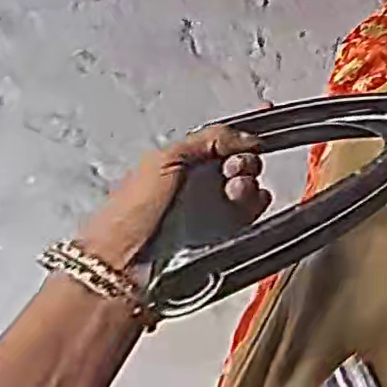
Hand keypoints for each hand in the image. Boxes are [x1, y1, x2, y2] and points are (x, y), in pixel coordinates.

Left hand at [74, 125, 271, 269]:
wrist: (119, 272)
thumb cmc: (124, 218)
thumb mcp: (163, 160)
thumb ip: (209, 138)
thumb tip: (248, 137)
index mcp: (180, 166)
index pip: (221, 140)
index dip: (244, 130)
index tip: (267, 114)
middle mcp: (197, 188)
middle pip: (243, 161)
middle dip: (246, 159)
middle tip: (233, 169)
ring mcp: (210, 212)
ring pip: (252, 185)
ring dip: (249, 184)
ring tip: (231, 193)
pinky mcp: (223, 235)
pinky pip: (253, 211)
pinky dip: (253, 204)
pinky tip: (239, 207)